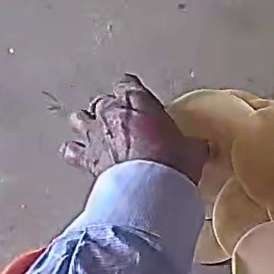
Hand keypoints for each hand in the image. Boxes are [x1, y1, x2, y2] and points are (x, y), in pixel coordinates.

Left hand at [63, 75, 208, 184]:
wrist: (149, 189)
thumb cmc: (169, 162)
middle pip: (102, 101)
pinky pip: (71, 151)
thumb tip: (202, 148)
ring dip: (87, 124)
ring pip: (79, 119)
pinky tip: (81, 156)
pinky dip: (76, 153)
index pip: (127, 84)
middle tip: (123, 120)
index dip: (133, 92)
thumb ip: (193, 145)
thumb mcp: (192, 150)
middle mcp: (111, 113)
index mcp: (137, 102)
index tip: (140, 99)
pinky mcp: (85, 159)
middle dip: (110, 109)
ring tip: (97, 132)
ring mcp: (95, 135)